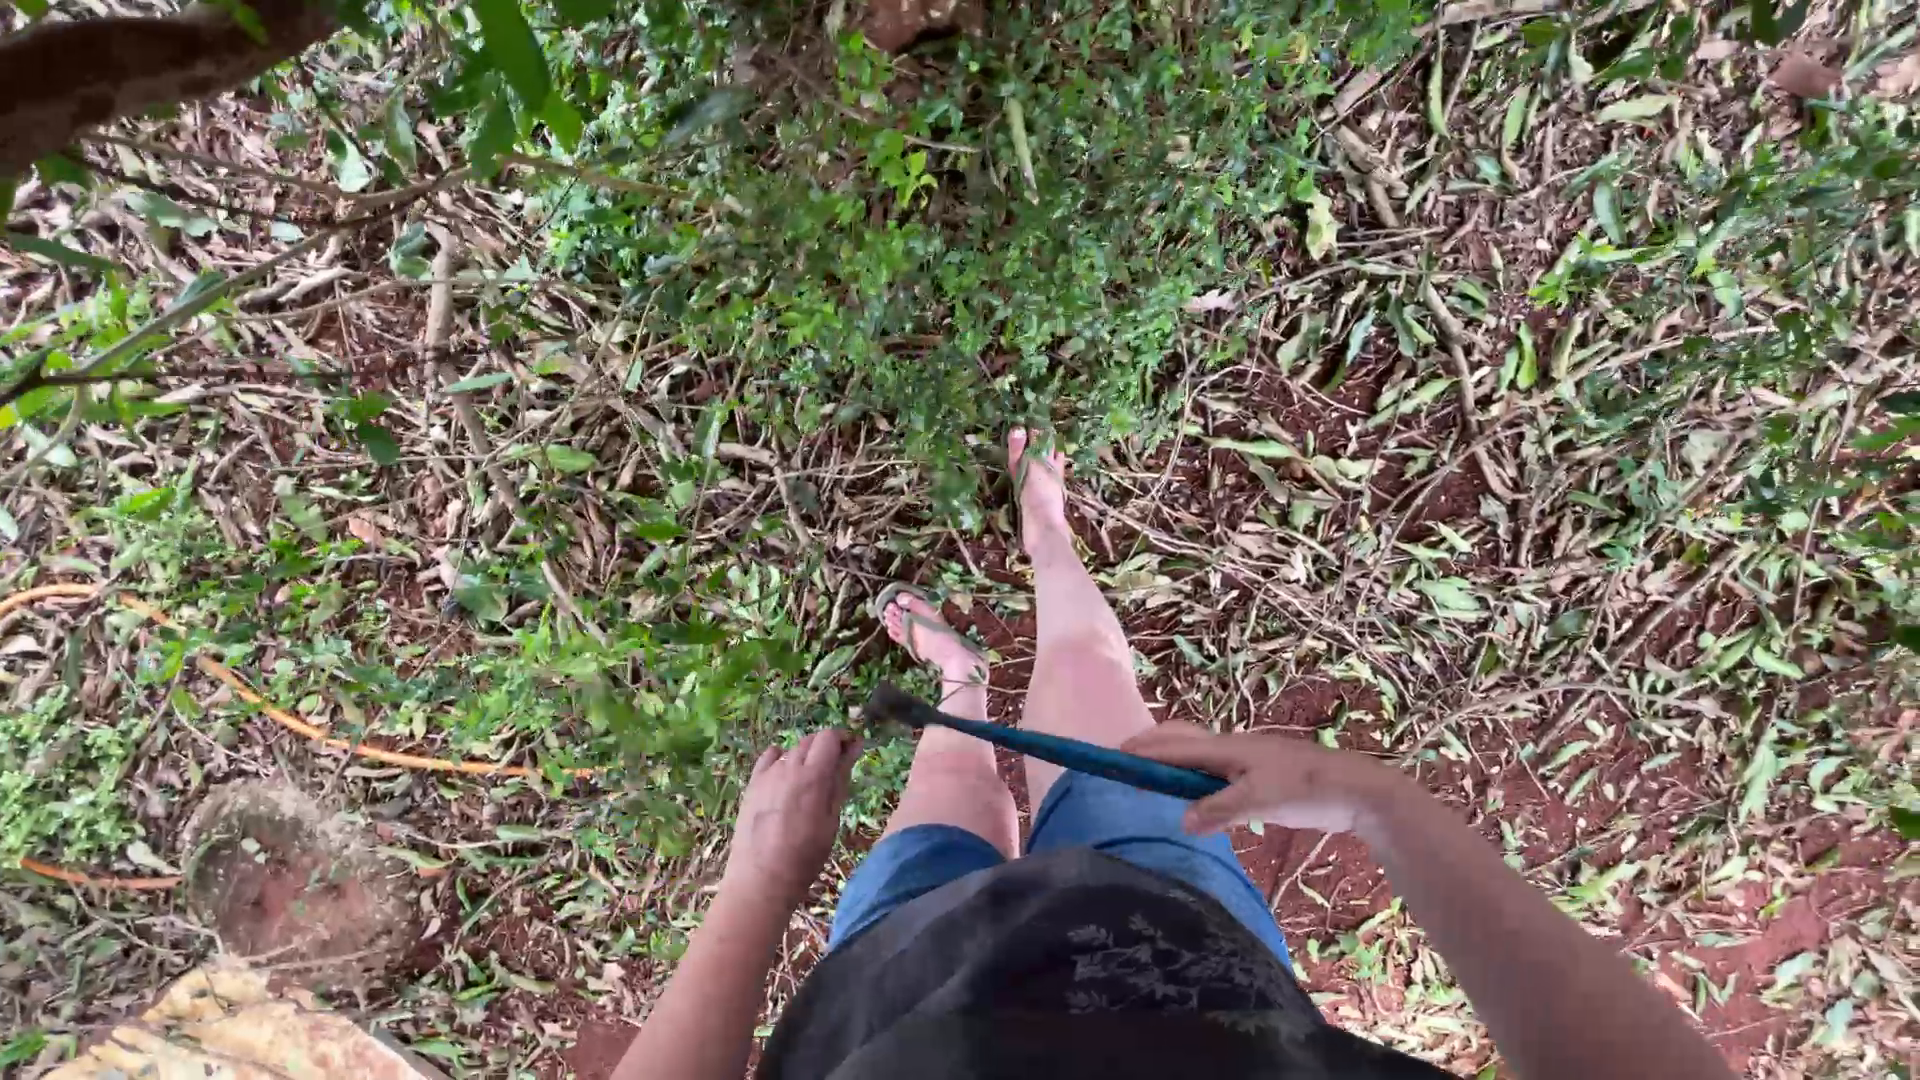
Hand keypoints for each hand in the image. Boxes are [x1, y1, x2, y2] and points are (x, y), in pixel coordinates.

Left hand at [722, 729, 860, 909]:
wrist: (761, 880)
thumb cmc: (805, 856)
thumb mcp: (831, 819)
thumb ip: (840, 780)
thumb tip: (853, 749)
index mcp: (813, 776)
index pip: (829, 738)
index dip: (843, 739)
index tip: (851, 751)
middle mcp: (789, 768)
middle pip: (810, 740)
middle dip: (826, 747)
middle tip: (834, 768)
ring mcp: (767, 775)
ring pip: (791, 750)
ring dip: (805, 756)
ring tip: (810, 780)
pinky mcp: (752, 785)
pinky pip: (768, 759)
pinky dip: (780, 758)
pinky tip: (785, 771)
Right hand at [1121, 722, 1419, 838]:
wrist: (1358, 789)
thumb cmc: (1307, 790)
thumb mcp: (1260, 801)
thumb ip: (1219, 809)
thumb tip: (1181, 819)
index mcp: (1227, 747)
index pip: (1175, 746)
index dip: (1143, 750)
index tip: (1113, 754)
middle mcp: (1232, 746)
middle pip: (1182, 737)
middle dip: (1151, 744)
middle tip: (1125, 759)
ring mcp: (1247, 757)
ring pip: (1198, 750)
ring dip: (1171, 755)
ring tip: (1151, 772)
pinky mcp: (1260, 772)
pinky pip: (1214, 765)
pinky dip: (1193, 769)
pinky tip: (1195, 788)